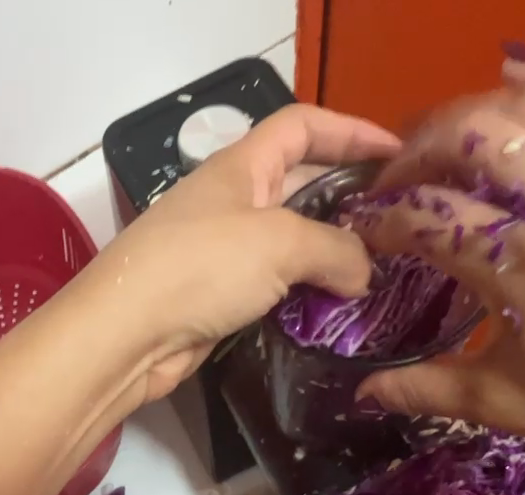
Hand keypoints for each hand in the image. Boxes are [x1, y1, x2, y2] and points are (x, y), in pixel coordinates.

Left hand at [73, 104, 402, 404]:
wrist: (126, 336)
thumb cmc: (198, 269)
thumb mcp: (279, 243)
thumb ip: (335, 250)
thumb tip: (364, 274)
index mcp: (238, 168)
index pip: (301, 127)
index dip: (350, 130)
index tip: (397, 154)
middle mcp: (229, 205)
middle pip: (299, 188)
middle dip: (346, 202)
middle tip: (398, 228)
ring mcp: (220, 256)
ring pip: (286, 247)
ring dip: (327, 259)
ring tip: (378, 275)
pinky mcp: (215, 302)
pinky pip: (270, 291)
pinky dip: (301, 297)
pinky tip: (332, 313)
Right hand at [354, 58, 524, 487]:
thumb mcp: (510, 405)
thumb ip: (426, 387)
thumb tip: (361, 394)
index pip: (430, 216)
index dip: (384, 217)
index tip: (365, 227)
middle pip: (476, 132)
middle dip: (420, 147)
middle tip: (400, 175)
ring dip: (481, 108)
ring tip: (452, 135)